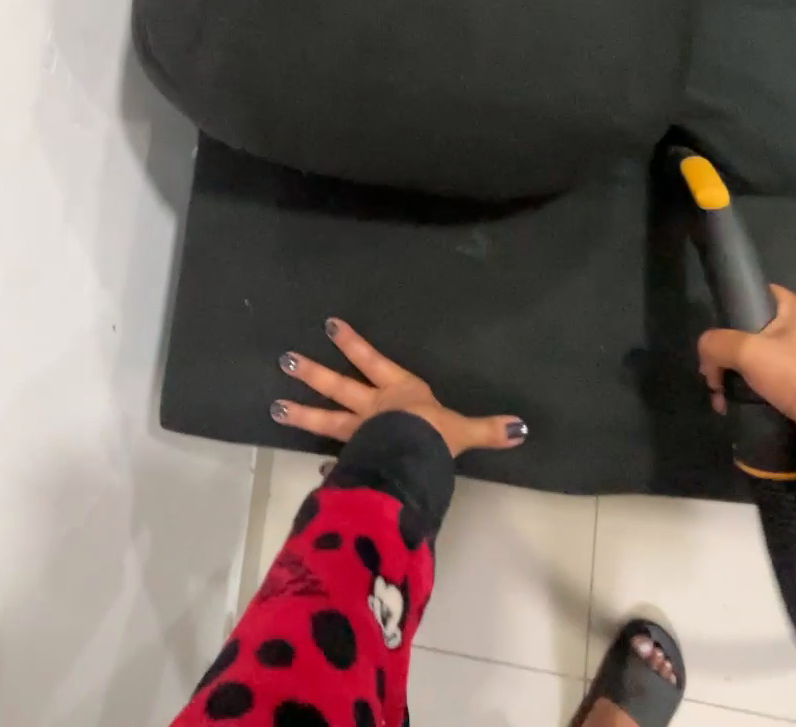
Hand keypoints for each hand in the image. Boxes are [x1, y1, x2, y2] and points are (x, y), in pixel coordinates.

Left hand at [271, 318, 527, 456]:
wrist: (413, 464)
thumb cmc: (435, 437)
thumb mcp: (463, 430)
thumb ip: (488, 429)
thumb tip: (521, 427)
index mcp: (399, 392)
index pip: (372, 361)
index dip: (353, 343)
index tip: (329, 326)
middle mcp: (373, 408)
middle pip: (339, 386)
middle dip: (314, 373)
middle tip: (285, 360)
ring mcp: (359, 434)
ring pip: (326, 419)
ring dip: (302, 414)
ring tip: (274, 408)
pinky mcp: (355, 460)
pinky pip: (339, 461)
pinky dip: (329, 466)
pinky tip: (317, 471)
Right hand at [696, 285, 795, 451]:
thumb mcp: (749, 353)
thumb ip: (716, 344)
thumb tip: (707, 357)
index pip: (757, 294)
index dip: (731, 308)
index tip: (715, 335)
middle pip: (754, 332)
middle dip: (727, 355)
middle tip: (713, 376)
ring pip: (763, 360)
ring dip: (738, 378)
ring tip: (724, 400)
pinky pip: (777, 382)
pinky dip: (757, 392)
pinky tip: (743, 406)